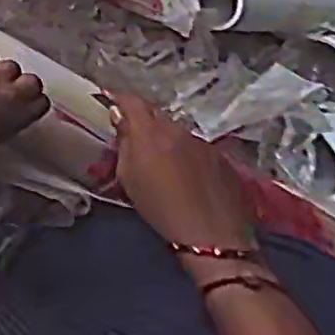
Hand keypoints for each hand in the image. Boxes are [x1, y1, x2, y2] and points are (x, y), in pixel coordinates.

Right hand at [107, 92, 255, 264]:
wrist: (213, 237)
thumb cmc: (160, 206)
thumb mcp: (128, 176)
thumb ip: (124, 143)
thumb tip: (121, 120)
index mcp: (150, 132)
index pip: (132, 101)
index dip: (119, 98)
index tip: (110, 100)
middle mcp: (178, 130)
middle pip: (156, 114)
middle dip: (143, 119)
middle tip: (134, 134)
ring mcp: (204, 144)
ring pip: (177, 131)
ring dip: (166, 137)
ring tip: (163, 159)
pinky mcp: (223, 159)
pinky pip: (197, 147)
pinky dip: (187, 153)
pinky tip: (187, 174)